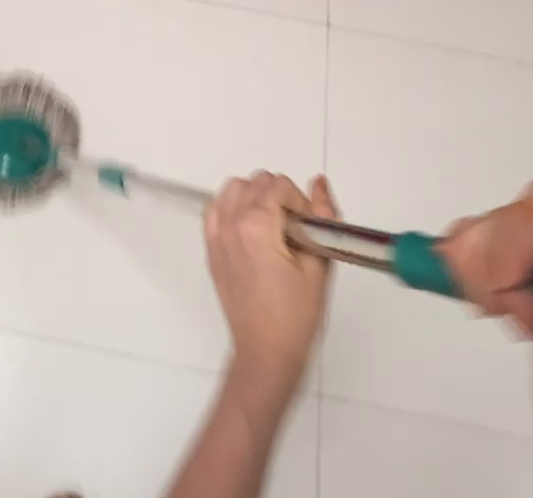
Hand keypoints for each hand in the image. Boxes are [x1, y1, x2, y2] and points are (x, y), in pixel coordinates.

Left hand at [203, 172, 338, 400]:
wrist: (265, 350)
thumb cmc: (297, 313)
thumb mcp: (320, 264)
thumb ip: (322, 217)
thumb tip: (319, 181)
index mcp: (257, 225)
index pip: (280, 185)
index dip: (301, 203)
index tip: (308, 230)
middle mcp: (230, 222)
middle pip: (256, 182)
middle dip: (279, 198)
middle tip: (295, 231)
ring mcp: (215, 234)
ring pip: (233, 188)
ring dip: (254, 198)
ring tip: (273, 227)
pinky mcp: (209, 247)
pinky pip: (215, 208)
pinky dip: (231, 208)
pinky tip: (249, 229)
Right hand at [441, 176, 532, 496]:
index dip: (518, 242)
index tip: (513, 297)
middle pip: (519, 209)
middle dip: (497, 260)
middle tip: (508, 312)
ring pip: (495, 223)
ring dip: (481, 269)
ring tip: (501, 314)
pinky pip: (486, 240)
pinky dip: (471, 268)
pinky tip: (489, 303)